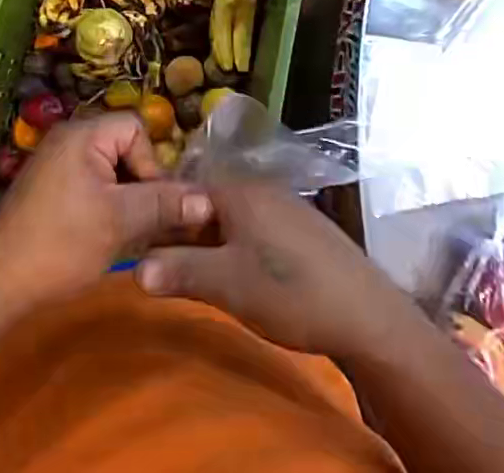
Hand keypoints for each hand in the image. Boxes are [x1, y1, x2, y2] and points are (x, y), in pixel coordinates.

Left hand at [0, 114, 212, 304]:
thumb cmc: (62, 243)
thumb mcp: (121, 221)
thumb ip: (165, 204)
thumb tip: (208, 200)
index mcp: (82, 135)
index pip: (135, 129)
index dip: (152, 163)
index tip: (152, 203)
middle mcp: (67, 139)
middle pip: (123, 147)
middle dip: (140, 183)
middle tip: (145, 220)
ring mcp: (54, 163)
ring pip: (108, 170)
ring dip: (125, 198)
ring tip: (129, 232)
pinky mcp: (48, 187)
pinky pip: (90, 183)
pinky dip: (105, 204)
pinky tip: (107, 235)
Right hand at [134, 182, 423, 359]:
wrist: (369, 317)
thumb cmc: (290, 292)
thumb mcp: (225, 285)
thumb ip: (177, 271)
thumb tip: (133, 269)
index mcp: (237, 190)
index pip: (181, 191)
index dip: (160, 218)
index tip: (143, 247)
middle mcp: (259, 187)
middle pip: (205, 203)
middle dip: (185, 233)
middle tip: (168, 268)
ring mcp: (284, 204)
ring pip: (230, 217)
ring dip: (211, 243)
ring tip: (201, 276)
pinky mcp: (302, 226)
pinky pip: (254, 227)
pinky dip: (238, 246)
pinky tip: (242, 275)